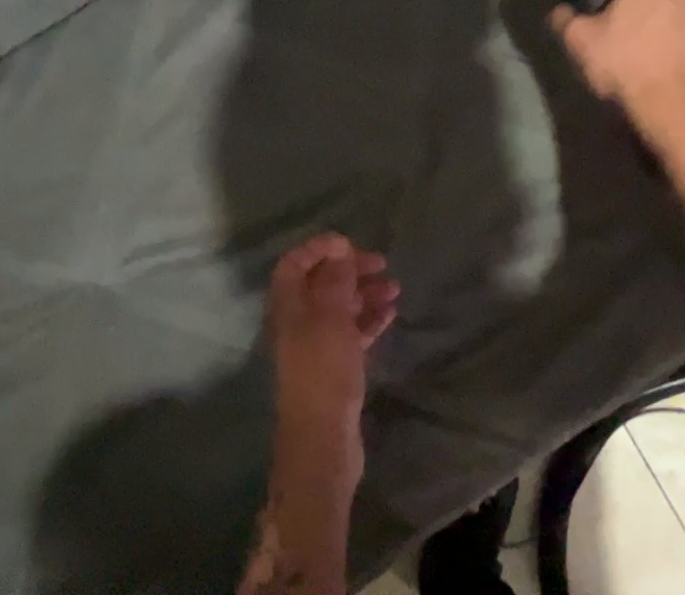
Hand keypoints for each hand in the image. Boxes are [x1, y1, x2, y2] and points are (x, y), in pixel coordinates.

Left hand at [266, 234, 399, 462]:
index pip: (294, 264)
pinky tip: (390, 315)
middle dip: (349, 269)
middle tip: (382, 264)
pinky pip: (351, 333)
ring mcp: (315, 347)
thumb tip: (338, 249)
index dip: (318, 248)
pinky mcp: (334, 368)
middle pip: (320, 284)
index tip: (350, 243)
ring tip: (395, 289)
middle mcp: (298, 323)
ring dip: (364, 294)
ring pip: (339, 308)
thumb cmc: (325, 374)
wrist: (324, 441)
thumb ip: (334, 281)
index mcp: (288, 308)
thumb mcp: (331, 320)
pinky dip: (369, 320)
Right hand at [548, 0, 684, 132]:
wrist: (669, 104)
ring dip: (647, 29)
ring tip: (631, 57)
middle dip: (626, 12)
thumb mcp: (579, 41)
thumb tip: (559, 11)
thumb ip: (564, 19)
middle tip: (608, 37)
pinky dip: (663, 47)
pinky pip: (676, 39)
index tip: (591, 14)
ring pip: (660, 17)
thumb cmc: (622, 64)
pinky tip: (651, 68)